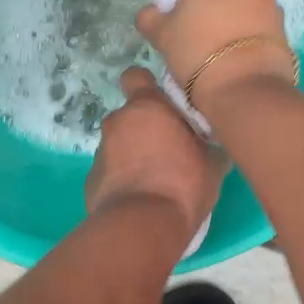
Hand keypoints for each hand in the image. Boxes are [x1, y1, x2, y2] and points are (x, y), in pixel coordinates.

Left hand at [85, 68, 226, 234]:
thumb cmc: (182, 184)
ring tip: (155, 180)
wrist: (142, 226)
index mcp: (146, 108)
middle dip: (145, 128)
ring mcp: (100, 150)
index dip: (146, 86)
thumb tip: (212, 146)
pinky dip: (122, 178)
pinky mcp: (91, 178)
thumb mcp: (212, 163)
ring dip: (133, 154)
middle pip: (131, 116)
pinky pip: (111, 170)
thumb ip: (207, 144)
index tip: (161, 104)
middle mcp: (117, 122)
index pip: (136, 77)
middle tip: (168, 150)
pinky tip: (139, 198)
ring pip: (120, 144)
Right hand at [135, 0, 296, 107]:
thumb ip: (150, 17)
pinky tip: (236, 46)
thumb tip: (150, 12)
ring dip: (236, 7)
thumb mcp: (161, 35)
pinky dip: (250, 25)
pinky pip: (261, 18)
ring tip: (220, 32)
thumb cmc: (197, 51)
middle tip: (201, 9)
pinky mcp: (284, 27)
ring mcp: (271, 3)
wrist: (244, 87)